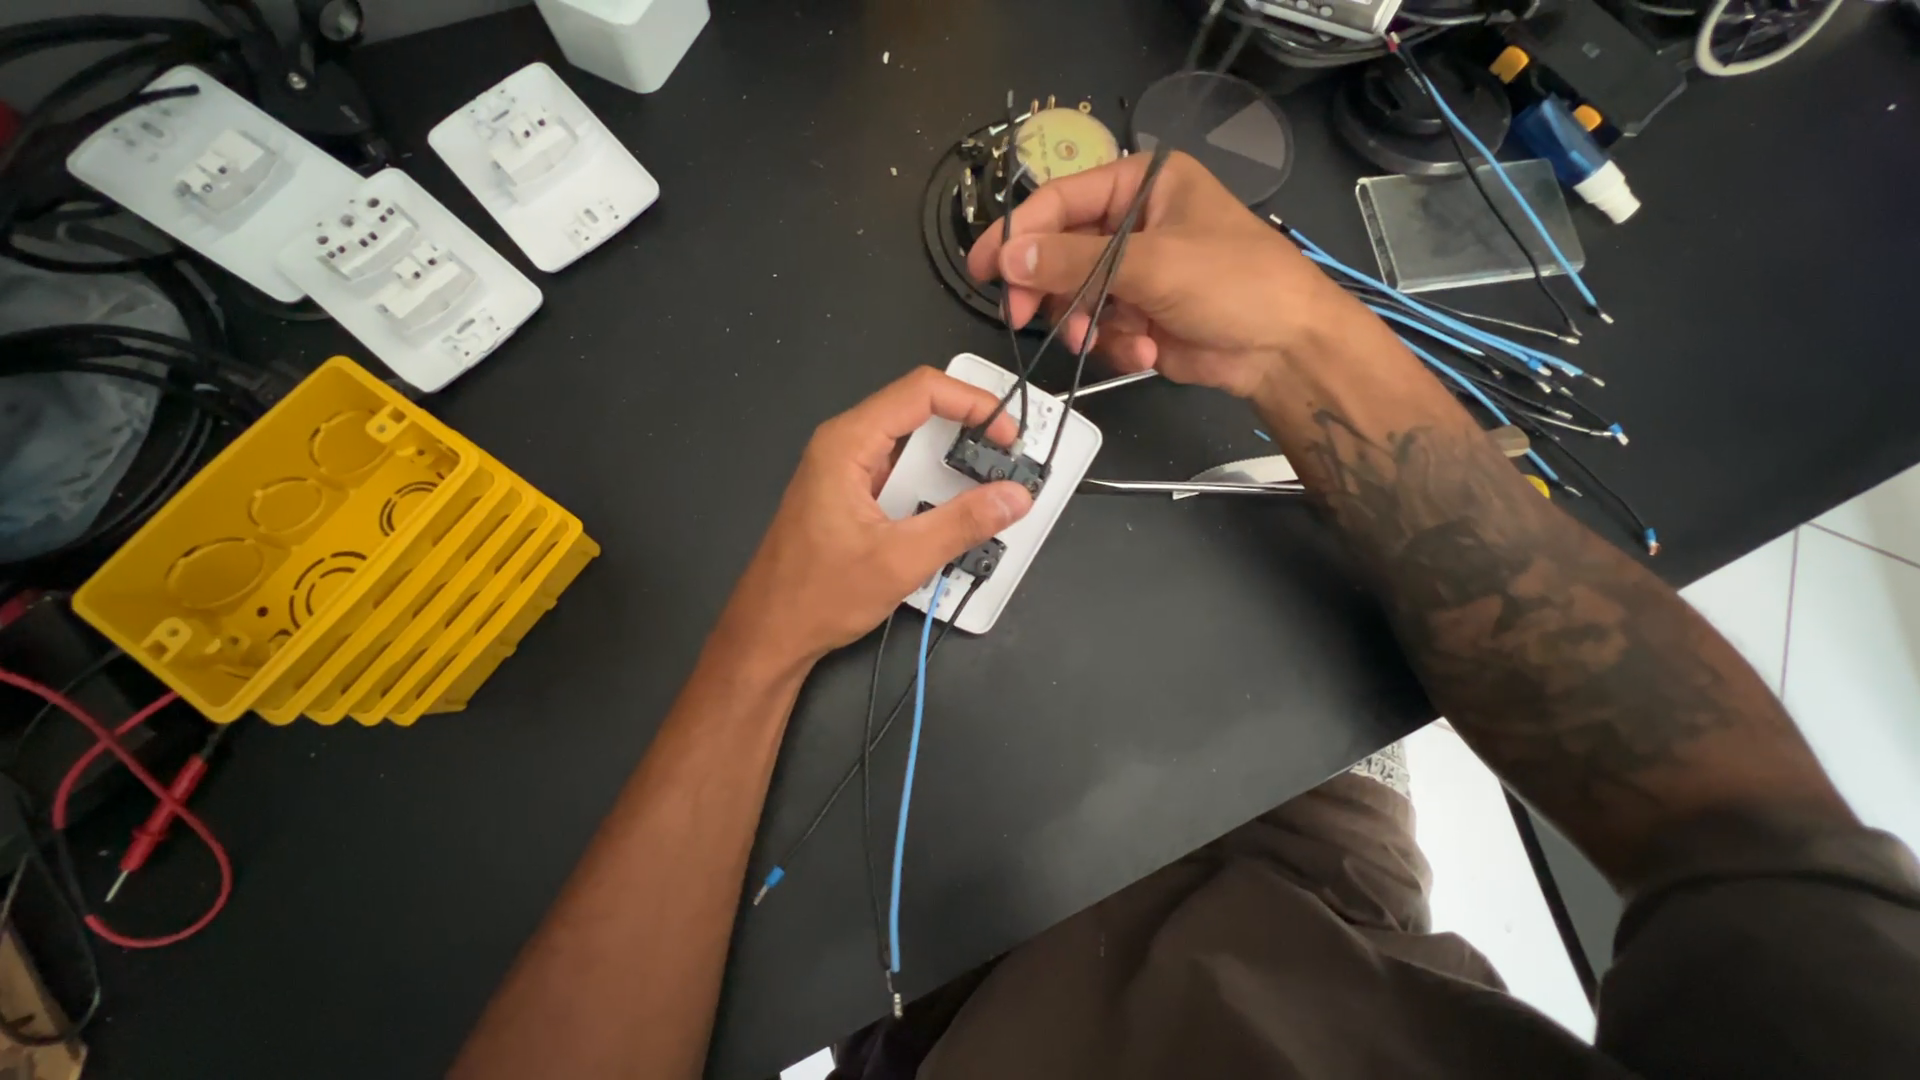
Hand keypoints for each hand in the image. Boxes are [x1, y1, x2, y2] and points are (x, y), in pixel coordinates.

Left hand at [720, 368, 1034, 666]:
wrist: (769, 634)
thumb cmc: (818, 595)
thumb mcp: (900, 560)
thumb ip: (962, 524)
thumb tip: (1014, 497)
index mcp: (846, 444)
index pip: (920, 391)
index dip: (972, 403)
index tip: (1006, 434)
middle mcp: (844, 447)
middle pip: (918, 414)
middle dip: (967, 435)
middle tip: (1005, 465)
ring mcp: (845, 473)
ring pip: (911, 450)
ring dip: (951, 468)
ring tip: (985, 495)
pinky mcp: (850, 498)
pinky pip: (900, 478)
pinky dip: (931, 491)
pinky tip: (952, 518)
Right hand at [966, 151, 1362, 399]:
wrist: (1283, 349)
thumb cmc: (1234, 283)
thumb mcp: (1152, 264)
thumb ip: (1075, 261)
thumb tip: (1008, 256)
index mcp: (1142, 186)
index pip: (1062, 201)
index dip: (1019, 233)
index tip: (984, 267)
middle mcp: (1132, 225)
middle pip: (1060, 252)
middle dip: (1048, 289)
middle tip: (1020, 315)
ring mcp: (1134, 273)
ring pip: (1073, 296)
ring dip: (1084, 323)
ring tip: (1102, 339)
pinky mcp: (1138, 315)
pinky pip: (1098, 327)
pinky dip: (1115, 343)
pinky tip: (1146, 349)